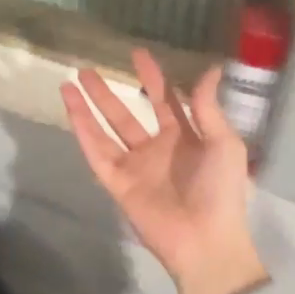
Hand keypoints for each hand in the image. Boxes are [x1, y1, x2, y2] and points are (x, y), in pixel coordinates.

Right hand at [61, 50, 268, 293]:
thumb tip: (211, 68)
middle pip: (127, 114)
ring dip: (89, 107)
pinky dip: (83, 129)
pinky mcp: (117, 183)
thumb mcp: (223, 142)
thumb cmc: (221, 190)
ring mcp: (135, 167)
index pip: (164, 101)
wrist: (205, 239)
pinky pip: (96, 152)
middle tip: (88, 69)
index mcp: (186, 138)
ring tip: (71, 82)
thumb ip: (208, 107)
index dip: (153, 78)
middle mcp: (156, 149)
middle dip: (109, 93)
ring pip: (106, 130)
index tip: (138, 54)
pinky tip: (71, 107)